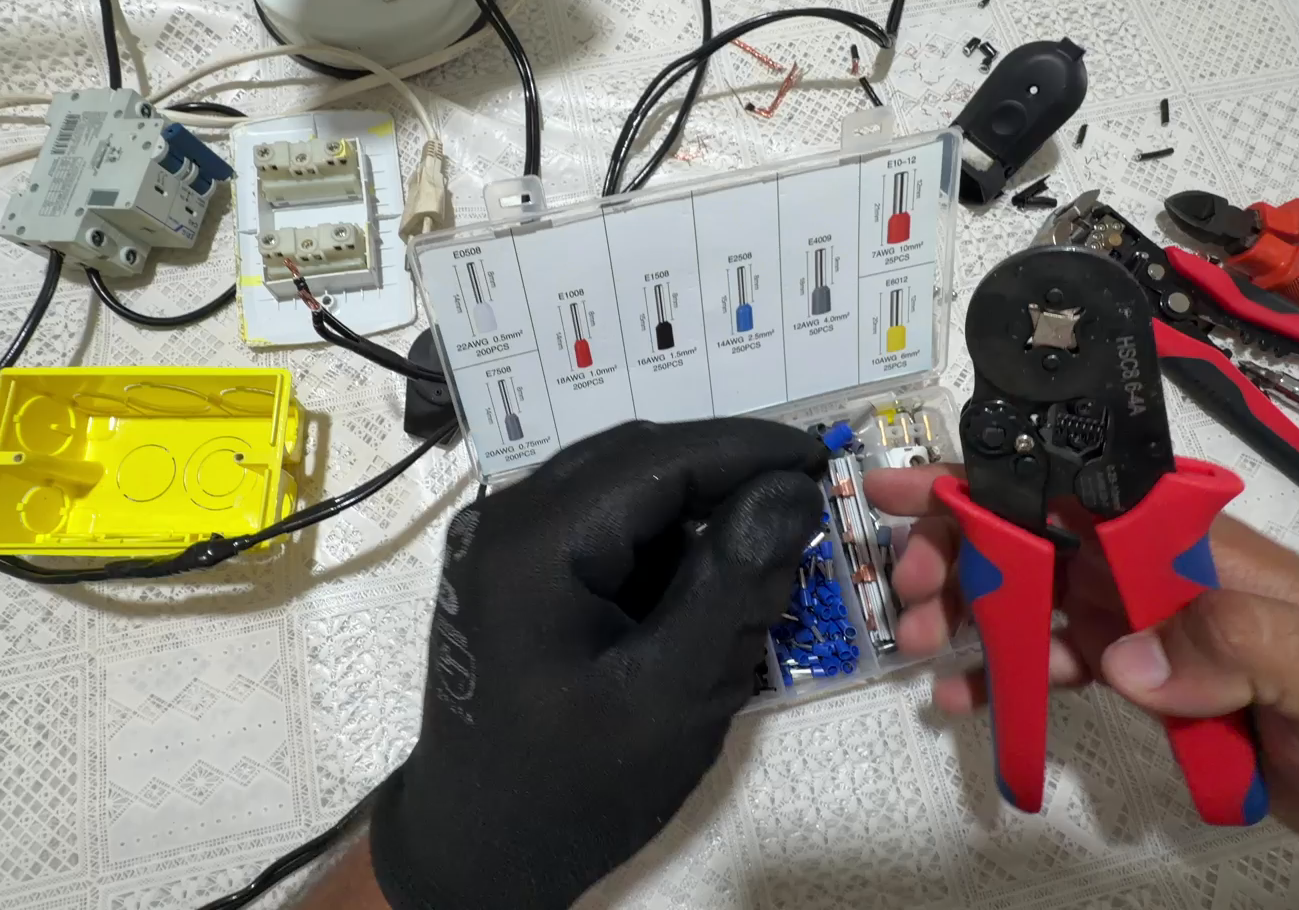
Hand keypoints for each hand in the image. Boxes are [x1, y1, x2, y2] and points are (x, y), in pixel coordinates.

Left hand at [369, 419, 826, 909]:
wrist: (479, 850)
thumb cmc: (577, 787)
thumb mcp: (675, 693)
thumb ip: (734, 580)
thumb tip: (790, 489)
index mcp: (533, 542)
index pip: (657, 459)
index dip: (745, 448)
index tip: (819, 458)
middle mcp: (506, 516)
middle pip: (633, 459)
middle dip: (720, 471)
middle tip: (797, 495)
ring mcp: (502, 535)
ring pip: (617, 483)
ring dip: (690, 503)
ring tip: (754, 539)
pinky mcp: (513, 559)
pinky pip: (597, 518)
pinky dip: (655, 534)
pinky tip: (692, 573)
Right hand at [867, 465, 1298, 904]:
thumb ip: (1235, 647)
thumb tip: (1120, 658)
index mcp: (1183, 543)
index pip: (1070, 490)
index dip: (985, 483)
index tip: (914, 491)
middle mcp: (1143, 570)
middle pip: (1027, 540)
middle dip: (956, 553)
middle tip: (907, 588)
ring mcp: (1132, 624)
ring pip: (1024, 600)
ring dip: (964, 616)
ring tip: (920, 645)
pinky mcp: (1128, 676)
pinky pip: (1048, 665)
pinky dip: (1002, 678)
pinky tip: (966, 696)